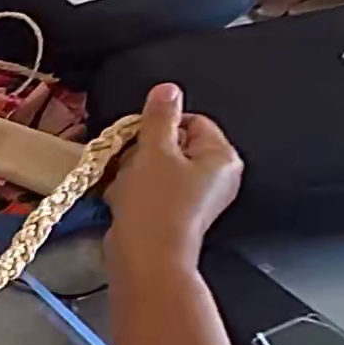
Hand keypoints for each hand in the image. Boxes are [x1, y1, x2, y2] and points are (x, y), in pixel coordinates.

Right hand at [104, 83, 241, 274]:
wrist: (145, 255)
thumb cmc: (155, 203)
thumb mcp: (154, 150)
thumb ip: (160, 117)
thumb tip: (168, 89)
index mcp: (221, 157)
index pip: (192, 121)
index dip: (160, 126)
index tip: (138, 137)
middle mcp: (215, 177)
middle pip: (173, 145)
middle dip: (143, 151)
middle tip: (128, 163)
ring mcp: (195, 198)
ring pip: (156, 167)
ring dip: (132, 171)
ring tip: (123, 185)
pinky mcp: (173, 214)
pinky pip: (151, 190)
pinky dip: (133, 190)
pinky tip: (122, 199)